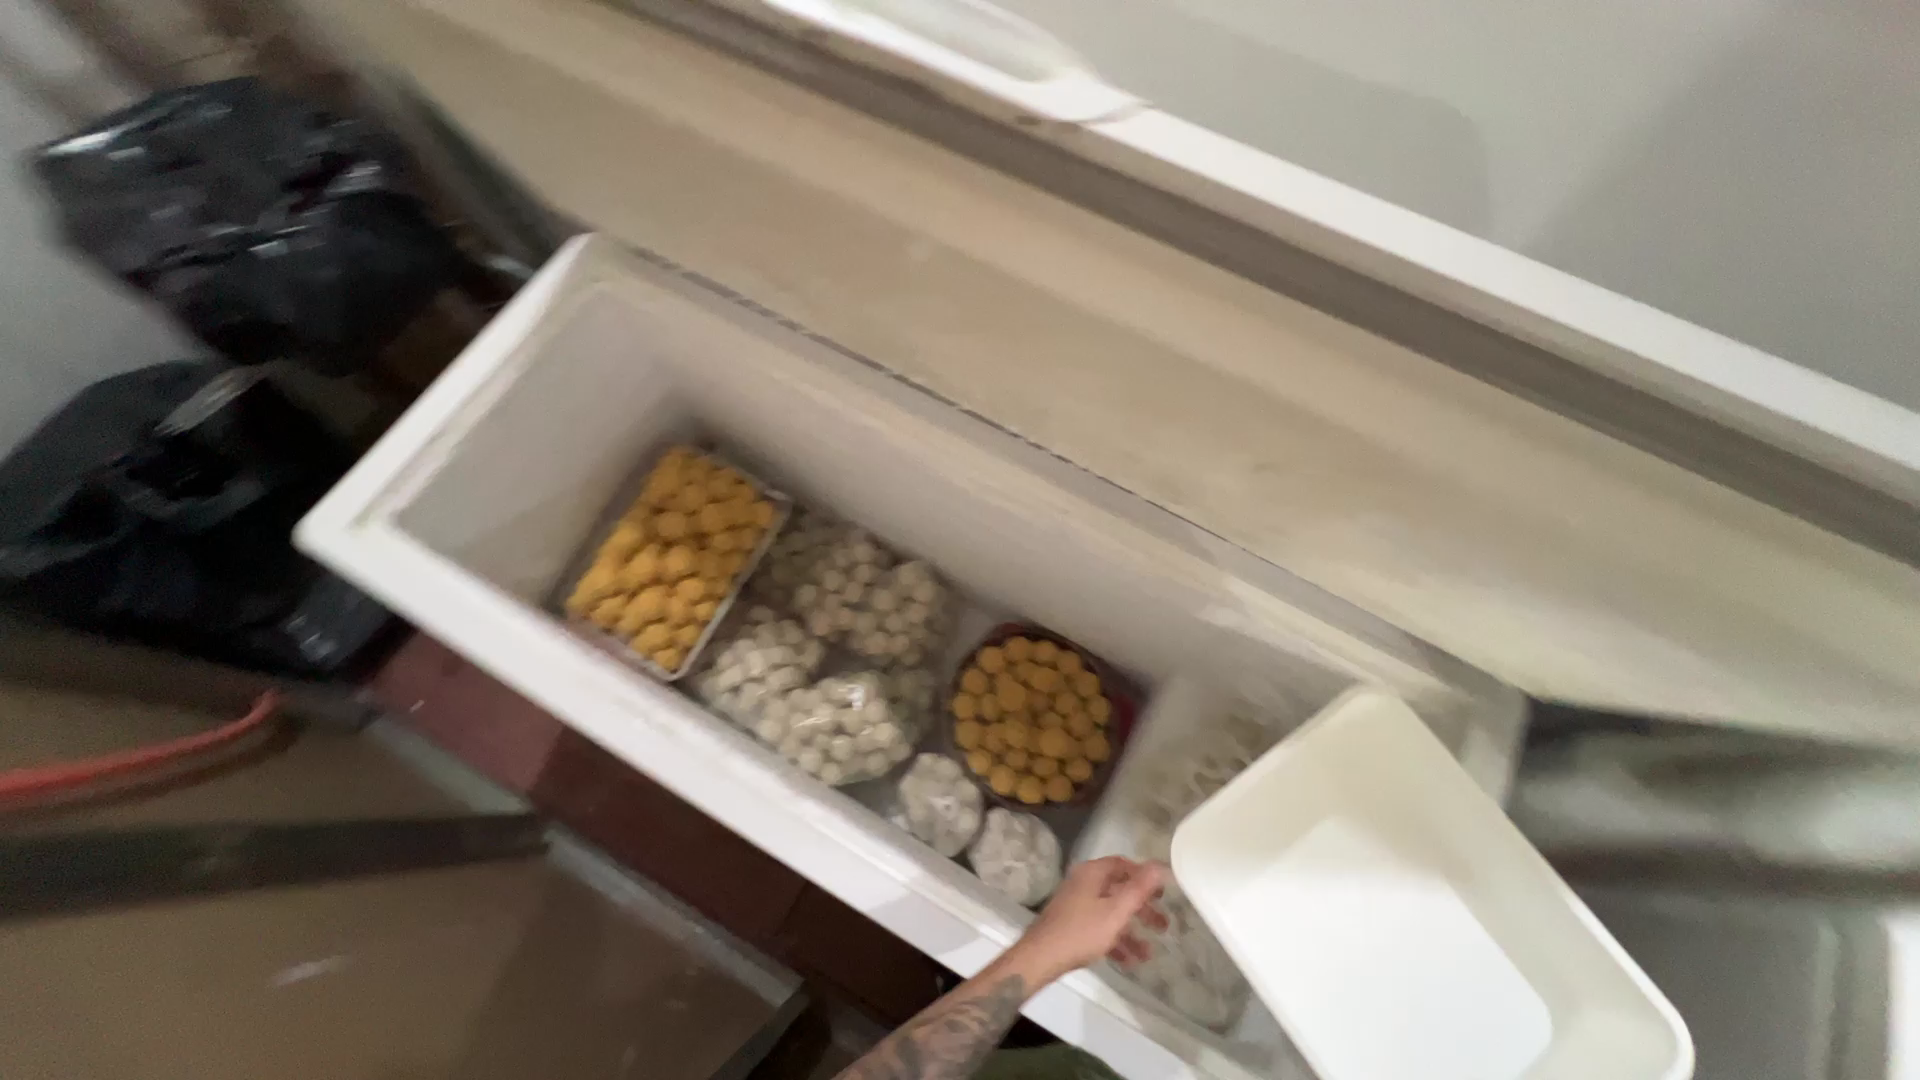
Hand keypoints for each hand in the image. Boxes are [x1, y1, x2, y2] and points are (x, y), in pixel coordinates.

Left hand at [1005, 856, 1169, 982]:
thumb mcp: (1116, 911)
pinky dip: (1115, 941)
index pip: (1123, 865)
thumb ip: (1139, 889)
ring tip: (1149, 954)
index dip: (1144, 876)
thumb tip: (1159, 865)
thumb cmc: (1082, 931)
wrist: (1042, 956)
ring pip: (1110, 913)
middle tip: (1163, 926)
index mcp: (1092, 873)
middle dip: (1142, 910)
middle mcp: (1084, 883)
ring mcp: (1076, 904)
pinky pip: (1099, 928)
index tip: (1163, 893)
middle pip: (1119, 891)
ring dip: (1131, 932)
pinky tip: (1129, 963)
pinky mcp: (1072, 924)